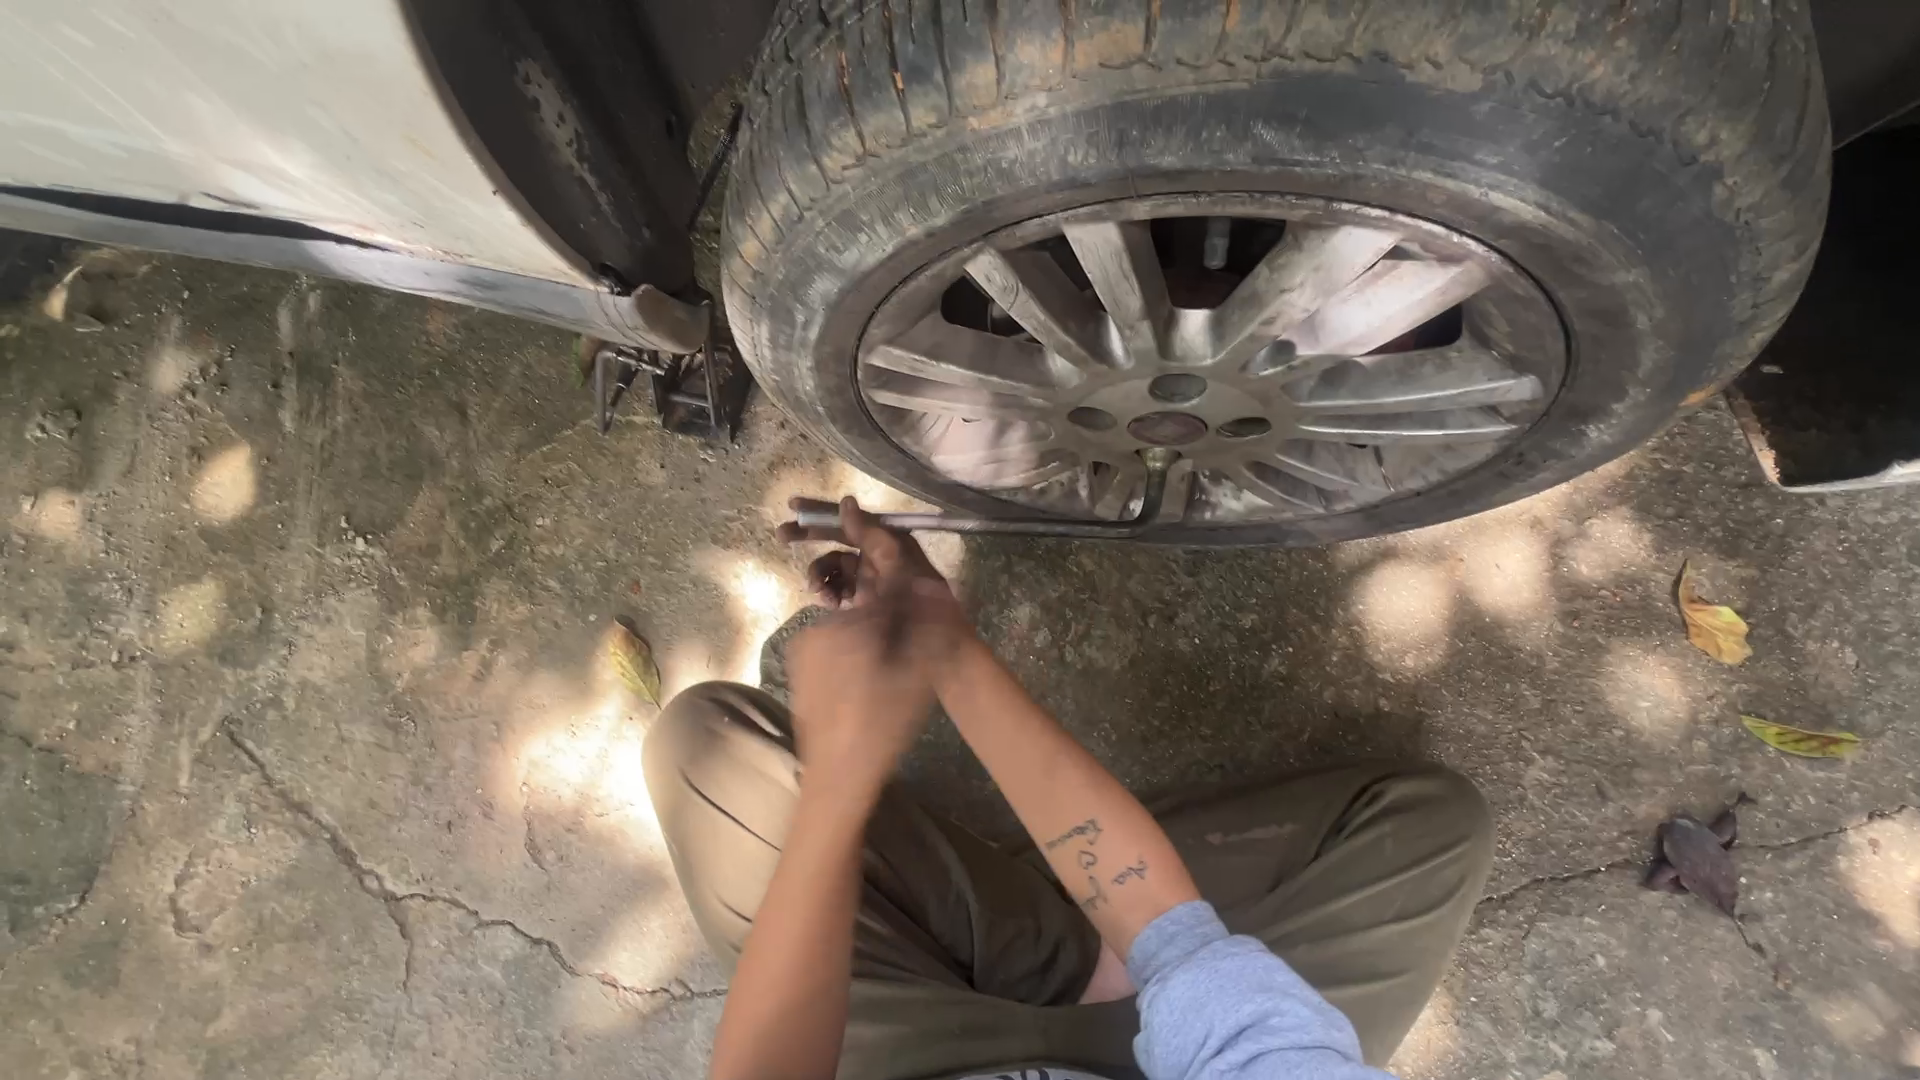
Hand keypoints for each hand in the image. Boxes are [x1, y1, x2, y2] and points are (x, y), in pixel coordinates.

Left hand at [777, 498, 971, 798]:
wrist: (837, 775)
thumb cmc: (881, 726)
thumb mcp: (917, 676)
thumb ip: (930, 627)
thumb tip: (939, 589)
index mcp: (848, 624)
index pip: (887, 594)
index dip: (912, 603)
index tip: (929, 615)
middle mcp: (820, 627)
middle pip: (867, 611)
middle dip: (892, 621)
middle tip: (913, 647)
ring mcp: (804, 649)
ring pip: (850, 629)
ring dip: (872, 638)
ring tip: (893, 667)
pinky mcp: (799, 669)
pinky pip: (833, 648)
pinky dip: (852, 654)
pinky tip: (868, 681)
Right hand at [778, 498, 971, 657]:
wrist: (937, 646)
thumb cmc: (922, 600)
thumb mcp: (895, 561)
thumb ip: (870, 532)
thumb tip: (846, 502)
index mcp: (890, 540)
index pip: (851, 518)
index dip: (823, 511)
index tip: (793, 507)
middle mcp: (879, 555)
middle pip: (838, 539)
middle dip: (810, 538)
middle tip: (781, 537)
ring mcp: (871, 581)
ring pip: (834, 568)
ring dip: (820, 574)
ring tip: (818, 591)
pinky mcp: (864, 604)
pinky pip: (838, 591)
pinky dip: (829, 593)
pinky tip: (829, 603)